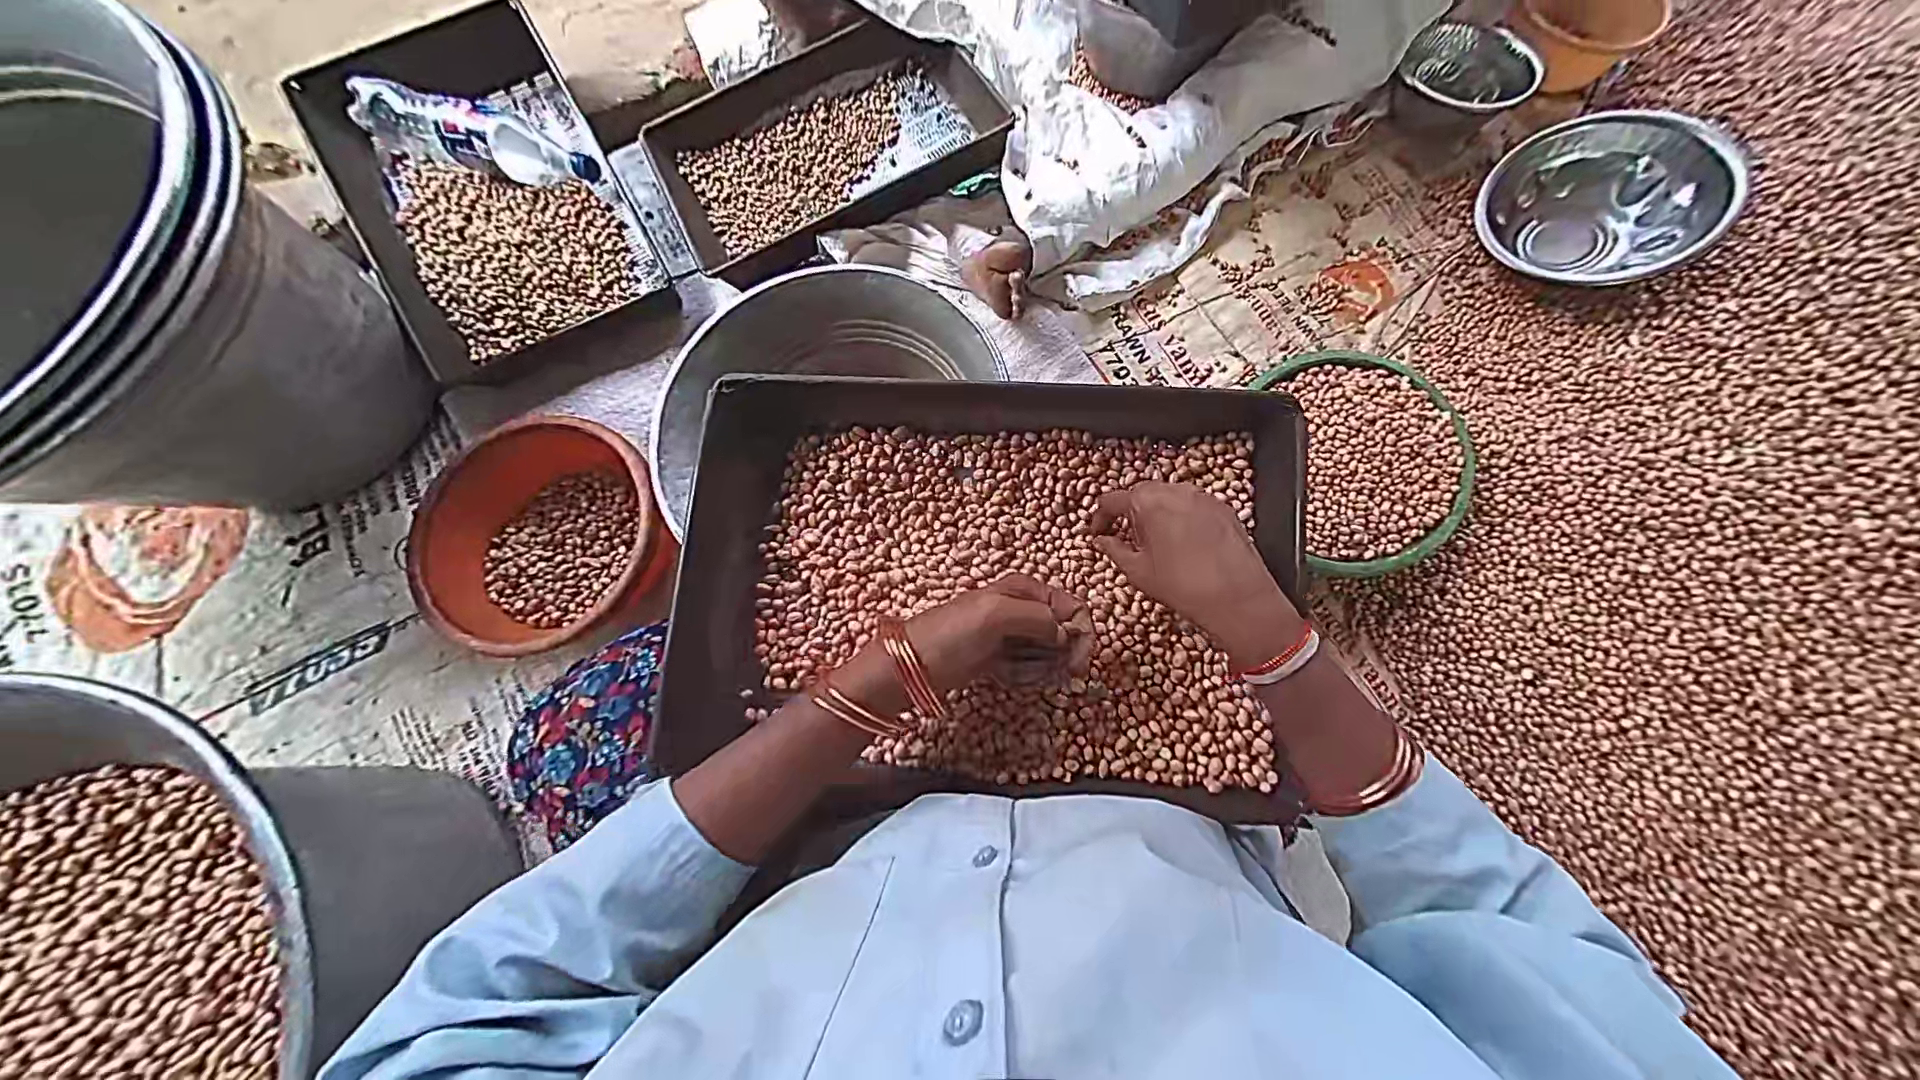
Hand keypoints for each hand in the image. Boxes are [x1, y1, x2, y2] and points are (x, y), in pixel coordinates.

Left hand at [908, 574, 1092, 689]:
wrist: (912, 666)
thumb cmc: (951, 634)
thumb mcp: (997, 615)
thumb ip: (1038, 618)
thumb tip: (1065, 633)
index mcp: (1024, 590)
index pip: (1074, 608)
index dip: (1082, 635)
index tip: (1077, 664)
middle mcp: (1022, 608)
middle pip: (1065, 632)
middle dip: (1062, 656)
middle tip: (1051, 675)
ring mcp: (1011, 634)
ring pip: (1049, 654)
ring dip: (1040, 669)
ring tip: (1013, 671)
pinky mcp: (1001, 658)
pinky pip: (1028, 669)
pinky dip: (1022, 677)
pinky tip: (1002, 676)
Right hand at [1089, 482, 1301, 669]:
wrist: (1237, 598)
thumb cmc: (1183, 586)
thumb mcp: (1137, 571)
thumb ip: (1114, 549)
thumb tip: (1103, 541)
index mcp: (1147, 502)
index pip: (1112, 500)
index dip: (1100, 517)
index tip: (1099, 532)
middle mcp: (1175, 491)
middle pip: (1141, 494)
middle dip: (1130, 514)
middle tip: (1126, 539)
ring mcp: (1202, 497)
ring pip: (1169, 497)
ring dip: (1156, 514)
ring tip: (1156, 544)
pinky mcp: (1223, 508)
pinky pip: (1193, 506)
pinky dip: (1181, 518)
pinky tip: (1182, 545)